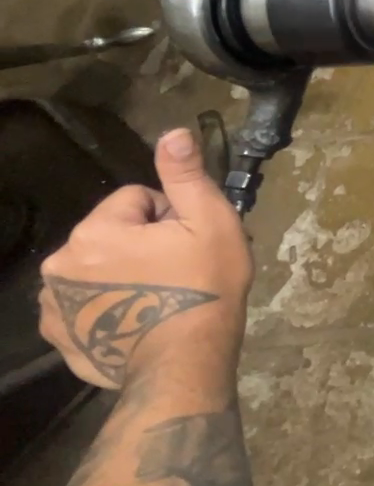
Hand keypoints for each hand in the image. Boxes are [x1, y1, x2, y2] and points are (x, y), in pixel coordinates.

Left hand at [39, 129, 253, 392]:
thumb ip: (185, 177)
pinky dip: (109, 301)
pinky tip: (139, 315)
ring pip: (98, 266)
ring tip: (163, 293)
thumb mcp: (211, 221)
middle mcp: (60, 262)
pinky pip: (84, 300)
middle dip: (147, 242)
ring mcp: (50, 302)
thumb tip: (174, 133)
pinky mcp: (56, 331)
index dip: (172, 213)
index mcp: (97, 231)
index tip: (192, 239)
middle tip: (184, 265)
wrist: (183, 353)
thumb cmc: (204, 280)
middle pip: (114, 232)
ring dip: (126, 271)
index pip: (137, 199)